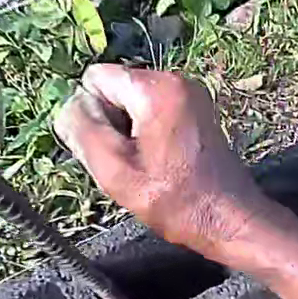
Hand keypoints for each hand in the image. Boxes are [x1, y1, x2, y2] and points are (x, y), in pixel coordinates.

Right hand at [54, 64, 290, 261]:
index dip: (91, 115)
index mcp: (157, 88)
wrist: (230, 219)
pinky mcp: (198, 113)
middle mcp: (178, 80)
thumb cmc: (176, 201)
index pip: (95, 78)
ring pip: (133, 104)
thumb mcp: (115, 171)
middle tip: (130, 164)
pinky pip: (155, 114)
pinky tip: (161, 165)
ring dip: (129, 134)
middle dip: (112, 124)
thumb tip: (67, 106)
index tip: (112, 150)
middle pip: (116, 89)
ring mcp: (192, 96)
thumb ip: (82, 131)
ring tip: (147, 167)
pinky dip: (148, 137)